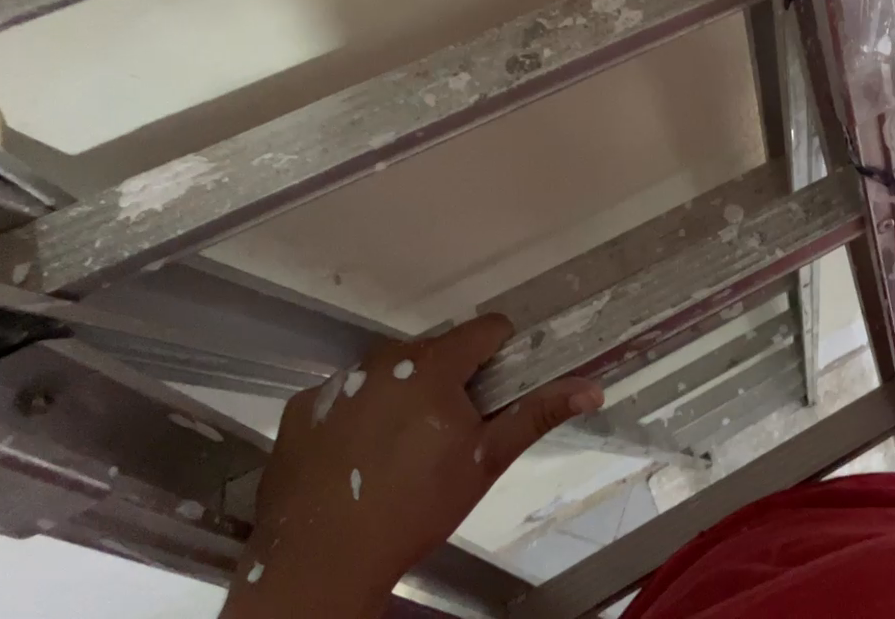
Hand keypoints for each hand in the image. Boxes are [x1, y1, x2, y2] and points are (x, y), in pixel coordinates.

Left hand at [223, 315, 603, 617]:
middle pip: (436, 350)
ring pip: (389, 370)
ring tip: (400, 448)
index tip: (496, 391)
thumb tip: (593, 388)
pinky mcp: (301, 407)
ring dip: (404, 393)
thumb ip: (537, 415)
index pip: (486, 329)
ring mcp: (337, 382)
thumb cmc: (416, 508)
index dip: (502, 353)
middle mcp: (384, 359)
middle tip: (448, 431)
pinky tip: (356, 456)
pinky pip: (345, 395)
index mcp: (434, 365)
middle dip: (451, 378)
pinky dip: (357, 414)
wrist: (319, 565)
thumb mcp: (486, 461)